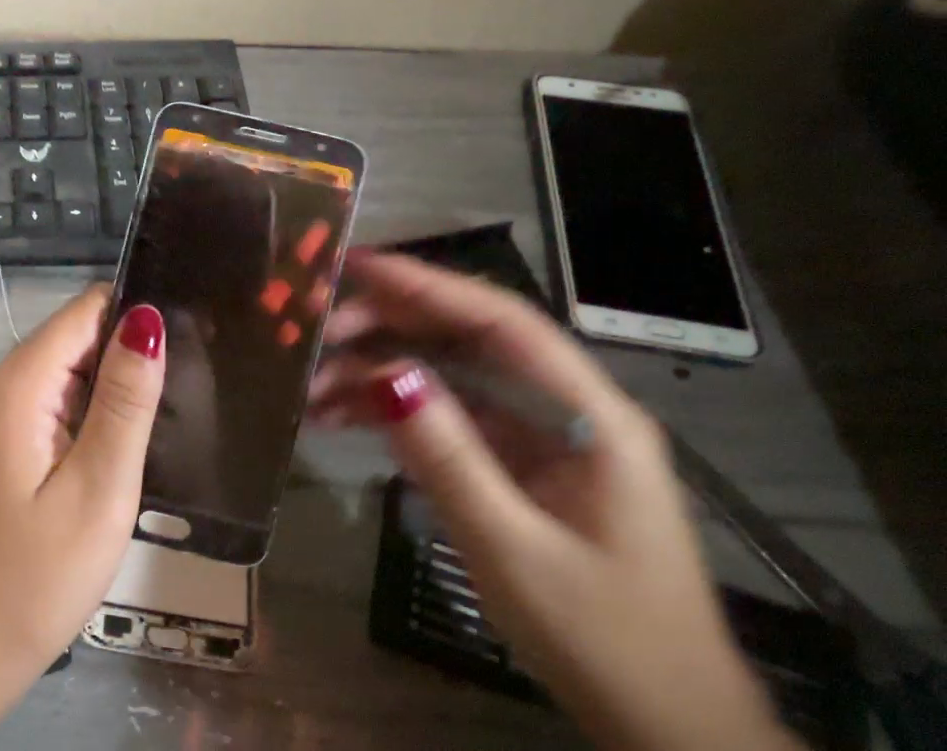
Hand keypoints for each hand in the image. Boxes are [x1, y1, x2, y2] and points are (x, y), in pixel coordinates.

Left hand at [0, 288, 165, 750]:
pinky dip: (100, 416)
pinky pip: (62, 408)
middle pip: (81, 337)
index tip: (201, 330)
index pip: (88, 308)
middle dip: (136, 350)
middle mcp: (5, 386)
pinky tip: (140, 443)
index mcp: (21, 383)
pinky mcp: (11, 449)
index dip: (141, 311)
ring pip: (74, 373)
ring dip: (122, 386)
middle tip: (207, 381)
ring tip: (188, 409)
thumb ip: (123, 402)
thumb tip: (148, 318)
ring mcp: (4, 418)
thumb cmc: (34, 578)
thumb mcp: (96, 489)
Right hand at [309, 253, 801, 750]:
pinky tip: (337, 418)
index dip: (427, 285)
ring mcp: (541, 439)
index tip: (353, 267)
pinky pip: (448, 420)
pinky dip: (393, 415)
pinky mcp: (519, 467)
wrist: (666, 722)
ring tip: (307, 384)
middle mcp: (567, 411)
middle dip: (387, 328)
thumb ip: (449, 458)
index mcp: (590, 416)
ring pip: (450, 378)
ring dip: (379, 374)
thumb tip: (384, 374)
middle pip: (469, 340)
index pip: (501, 322)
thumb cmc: (604, 637)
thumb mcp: (513, 548)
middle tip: (311, 334)